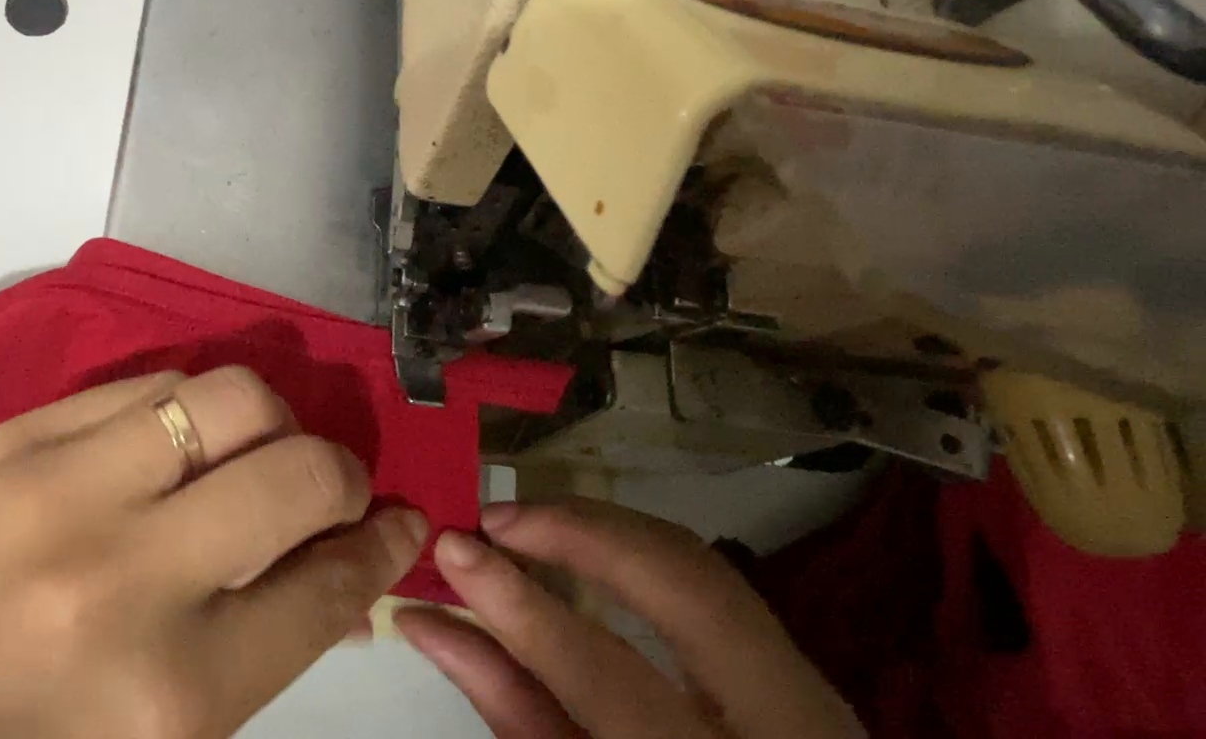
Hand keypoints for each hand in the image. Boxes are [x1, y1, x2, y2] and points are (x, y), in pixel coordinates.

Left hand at [0, 367, 427, 738]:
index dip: (381, 548)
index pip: (324, 589)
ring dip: (271, 424)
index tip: (400, 523)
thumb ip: (260, 649)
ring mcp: (59, 485)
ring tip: (254, 455)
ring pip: (232, 395)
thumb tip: (345, 567)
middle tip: (330, 491)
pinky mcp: (14, 434)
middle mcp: (121, 575)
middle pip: (299, 472)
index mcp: (166, 693)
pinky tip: (177, 444)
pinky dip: (189, 410)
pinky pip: (149, 384)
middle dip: (343, 477)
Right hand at [395, 499, 863, 738]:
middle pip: (681, 580)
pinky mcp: (799, 664)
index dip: (520, 603)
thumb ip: (509, 707)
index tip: (454, 546)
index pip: (604, 672)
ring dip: (604, 526)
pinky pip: (710, 577)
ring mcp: (806, 687)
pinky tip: (582, 541)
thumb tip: (429, 623)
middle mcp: (786, 719)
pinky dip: (636, 547)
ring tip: (525, 521)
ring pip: (699, 561)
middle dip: (578, 529)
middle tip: (494, 517)